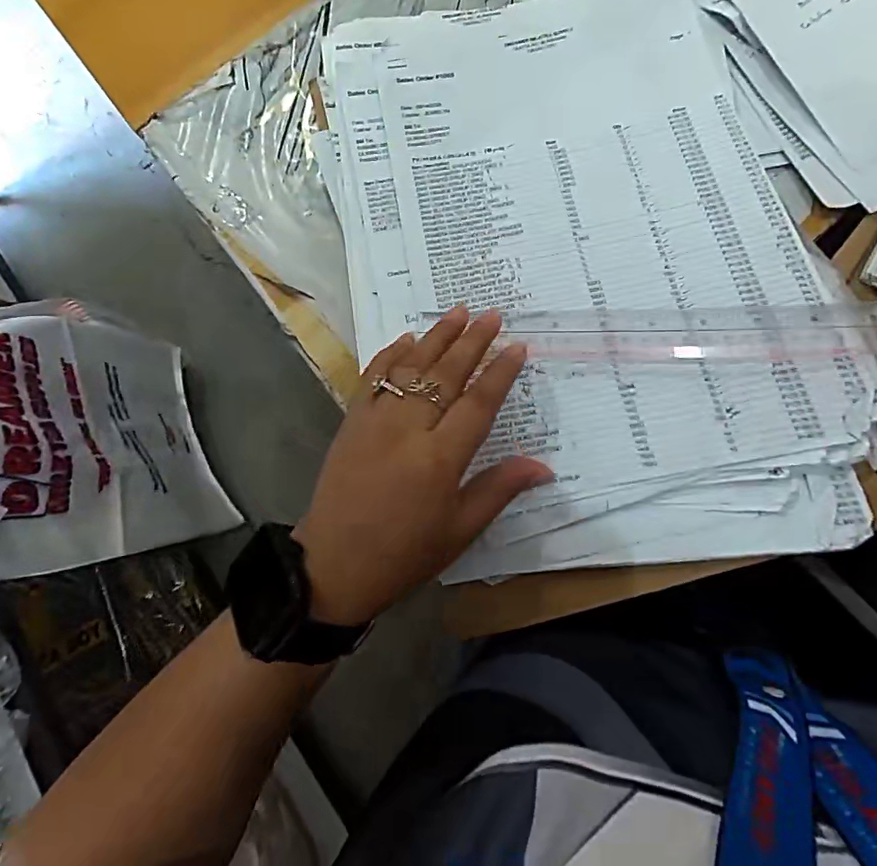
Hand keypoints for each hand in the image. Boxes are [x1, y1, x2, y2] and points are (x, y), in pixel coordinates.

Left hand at [293, 307, 552, 624]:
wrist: (333, 563)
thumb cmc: (403, 554)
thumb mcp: (458, 530)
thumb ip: (498, 489)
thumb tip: (543, 465)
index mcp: (440, 459)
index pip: (478, 404)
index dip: (499, 373)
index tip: (517, 347)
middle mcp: (408, 429)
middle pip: (445, 375)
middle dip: (471, 342)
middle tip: (491, 315)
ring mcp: (375, 420)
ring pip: (410, 367)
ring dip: (435, 337)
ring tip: (458, 312)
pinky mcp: (351, 421)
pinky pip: (373, 377)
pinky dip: (390, 354)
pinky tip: (406, 338)